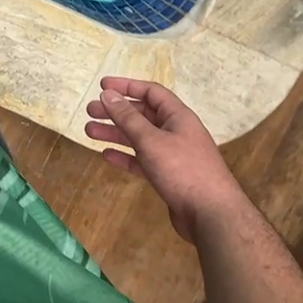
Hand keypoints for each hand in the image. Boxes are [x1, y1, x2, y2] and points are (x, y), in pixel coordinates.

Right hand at [84, 77, 250, 243]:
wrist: (213, 217)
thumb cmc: (183, 170)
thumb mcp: (151, 139)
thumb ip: (127, 117)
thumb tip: (107, 94)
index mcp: (178, 117)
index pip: (151, 92)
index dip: (126, 86)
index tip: (102, 86)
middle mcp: (176, 132)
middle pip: (142, 115)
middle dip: (115, 111)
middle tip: (90, 111)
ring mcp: (173, 155)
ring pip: (139, 137)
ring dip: (115, 133)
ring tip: (90, 132)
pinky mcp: (169, 176)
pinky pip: (143, 160)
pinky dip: (125, 156)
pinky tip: (107, 156)